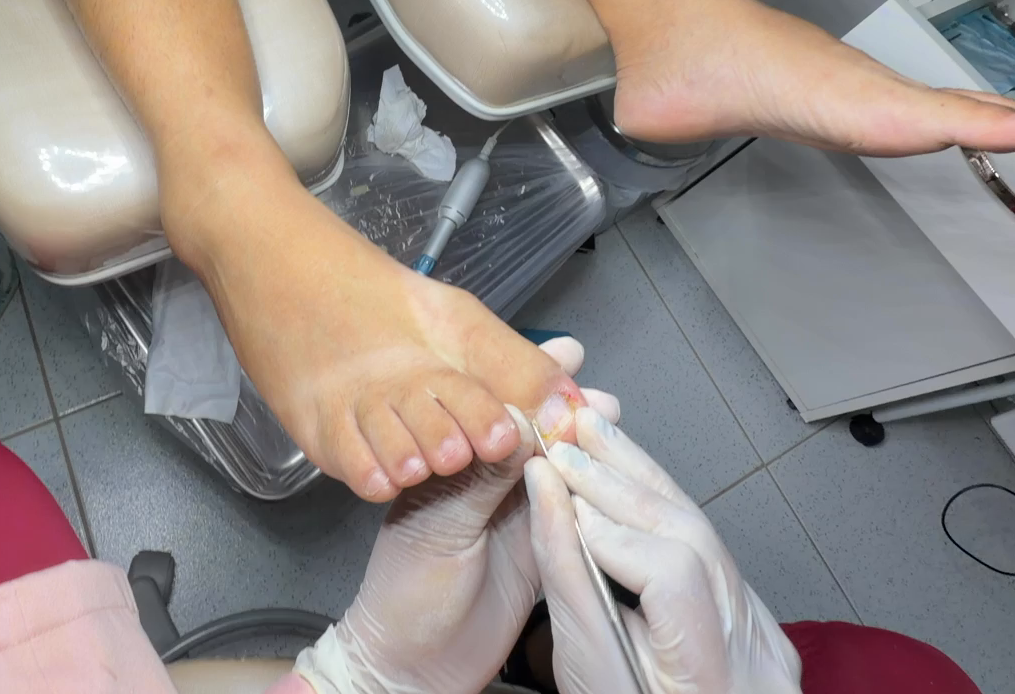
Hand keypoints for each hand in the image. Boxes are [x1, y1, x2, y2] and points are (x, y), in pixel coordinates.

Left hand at [295, 339, 618, 693]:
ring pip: (554, 462)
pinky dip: (590, 487)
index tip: (564, 352)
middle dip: (563, 401)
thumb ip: (479, 479)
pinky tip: (609, 470)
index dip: (525, 375)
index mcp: (448, 455)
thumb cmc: (404, 593)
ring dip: (582, 439)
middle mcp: (482, 474)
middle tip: (596, 382)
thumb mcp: (436, 526)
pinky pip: (569, 507)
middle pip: (528, 426)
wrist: (414, 667)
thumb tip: (518, 424)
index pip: (490, 403)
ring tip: (610, 413)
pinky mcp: (538, 544)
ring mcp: (512, 508)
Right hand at [526, 408, 801, 693]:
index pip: (673, 575)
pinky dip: (657, 500)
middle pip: (692, 534)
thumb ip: (564, 570)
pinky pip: (705, 541)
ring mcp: (765, 632)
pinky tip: (623, 470)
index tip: (560, 494)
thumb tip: (543, 485)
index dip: (612, 529)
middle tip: (565, 441)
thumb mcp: (583, 661)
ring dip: (637, 472)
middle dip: (618, 478)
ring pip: (700, 526)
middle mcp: (757, 653)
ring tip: (591, 431)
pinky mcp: (755, 614)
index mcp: (715, 680)